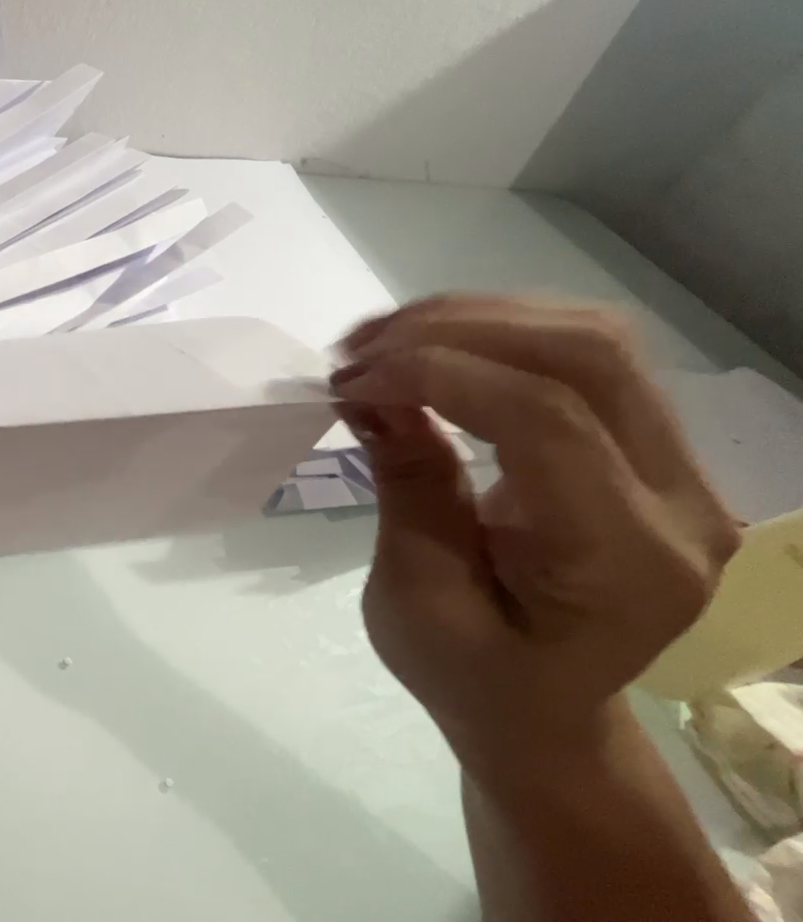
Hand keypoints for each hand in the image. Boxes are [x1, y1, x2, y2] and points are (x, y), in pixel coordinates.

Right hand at [330, 296, 739, 765]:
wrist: (539, 708)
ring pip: (589, 339)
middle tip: (356, 352)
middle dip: (455, 331)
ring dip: (469, 321)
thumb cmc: (469, 675)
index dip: (438, 375)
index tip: (349, 381)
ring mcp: (676, 467)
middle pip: (587, 356)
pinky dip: (488, 334)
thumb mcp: (415, 596)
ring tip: (377, 344)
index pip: (547, 418)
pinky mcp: (645, 447)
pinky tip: (421, 350)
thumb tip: (372, 391)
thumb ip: (408, 485)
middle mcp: (680, 500)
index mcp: (627, 559)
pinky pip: (578, 357)